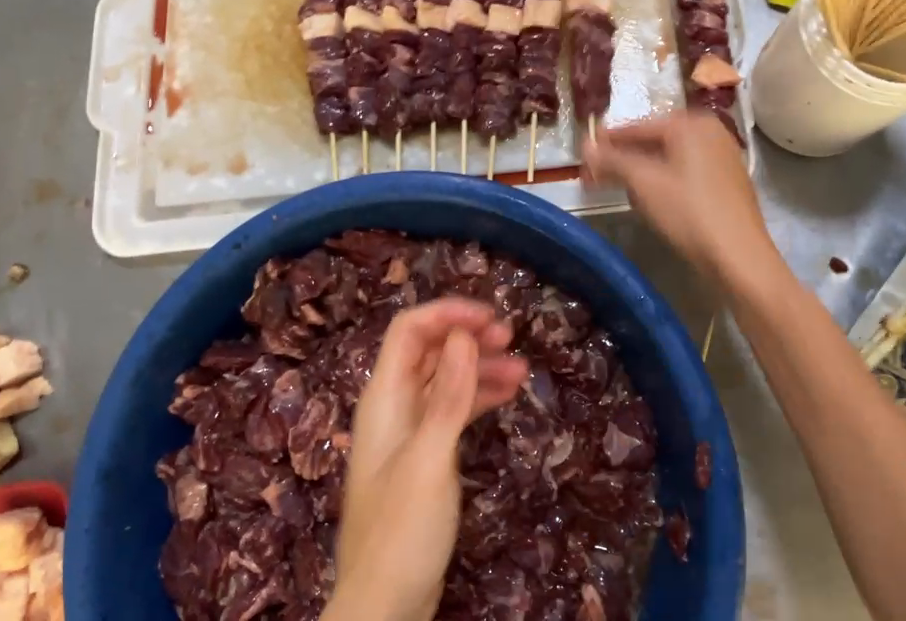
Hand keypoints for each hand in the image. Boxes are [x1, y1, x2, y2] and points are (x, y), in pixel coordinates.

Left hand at [324, 299, 526, 620]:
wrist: (384, 605)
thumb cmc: (402, 530)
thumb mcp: (430, 458)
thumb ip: (449, 396)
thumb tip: (464, 334)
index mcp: (384, 398)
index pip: (409, 330)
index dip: (447, 314)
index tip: (490, 316)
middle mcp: (393, 407)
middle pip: (430, 351)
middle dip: (468, 337)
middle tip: (512, 337)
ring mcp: (408, 433)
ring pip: (445, 381)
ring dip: (479, 369)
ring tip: (522, 370)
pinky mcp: (424, 458)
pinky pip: (452, 412)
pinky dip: (477, 399)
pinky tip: (507, 396)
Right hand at [585, 112, 780, 288]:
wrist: (739, 256)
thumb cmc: (688, 212)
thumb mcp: (643, 183)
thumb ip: (612, 160)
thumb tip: (585, 146)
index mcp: (691, 124)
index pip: (639, 127)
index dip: (608, 141)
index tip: (585, 153)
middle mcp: (711, 132)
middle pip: (656, 140)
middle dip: (626, 156)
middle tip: (600, 171)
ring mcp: (724, 157)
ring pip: (672, 157)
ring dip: (645, 168)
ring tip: (622, 185)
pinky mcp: (730, 182)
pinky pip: (688, 171)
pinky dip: (667, 178)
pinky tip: (654, 197)